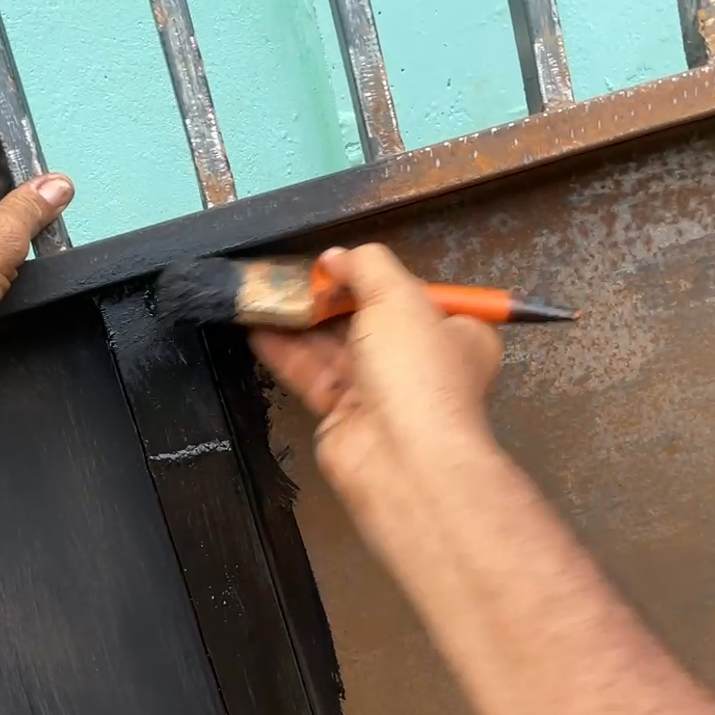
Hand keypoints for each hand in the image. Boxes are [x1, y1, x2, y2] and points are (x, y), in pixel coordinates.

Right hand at [250, 244, 502, 499]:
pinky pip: (312, 374)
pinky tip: (259, 328)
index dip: (376, 277)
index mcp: (455, 333)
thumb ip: (366, 265)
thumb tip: (335, 258)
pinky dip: (286, 352)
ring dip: (301, 322)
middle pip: (368, 319)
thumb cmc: (414, 369)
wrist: (399, 457)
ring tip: (266, 296)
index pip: (414, 296)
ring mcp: (380, 391)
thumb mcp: (399, 296)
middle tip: (292, 278)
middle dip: (330, 298)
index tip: (340, 264)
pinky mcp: (343, 414)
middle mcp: (419, 362)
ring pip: (335, 347)